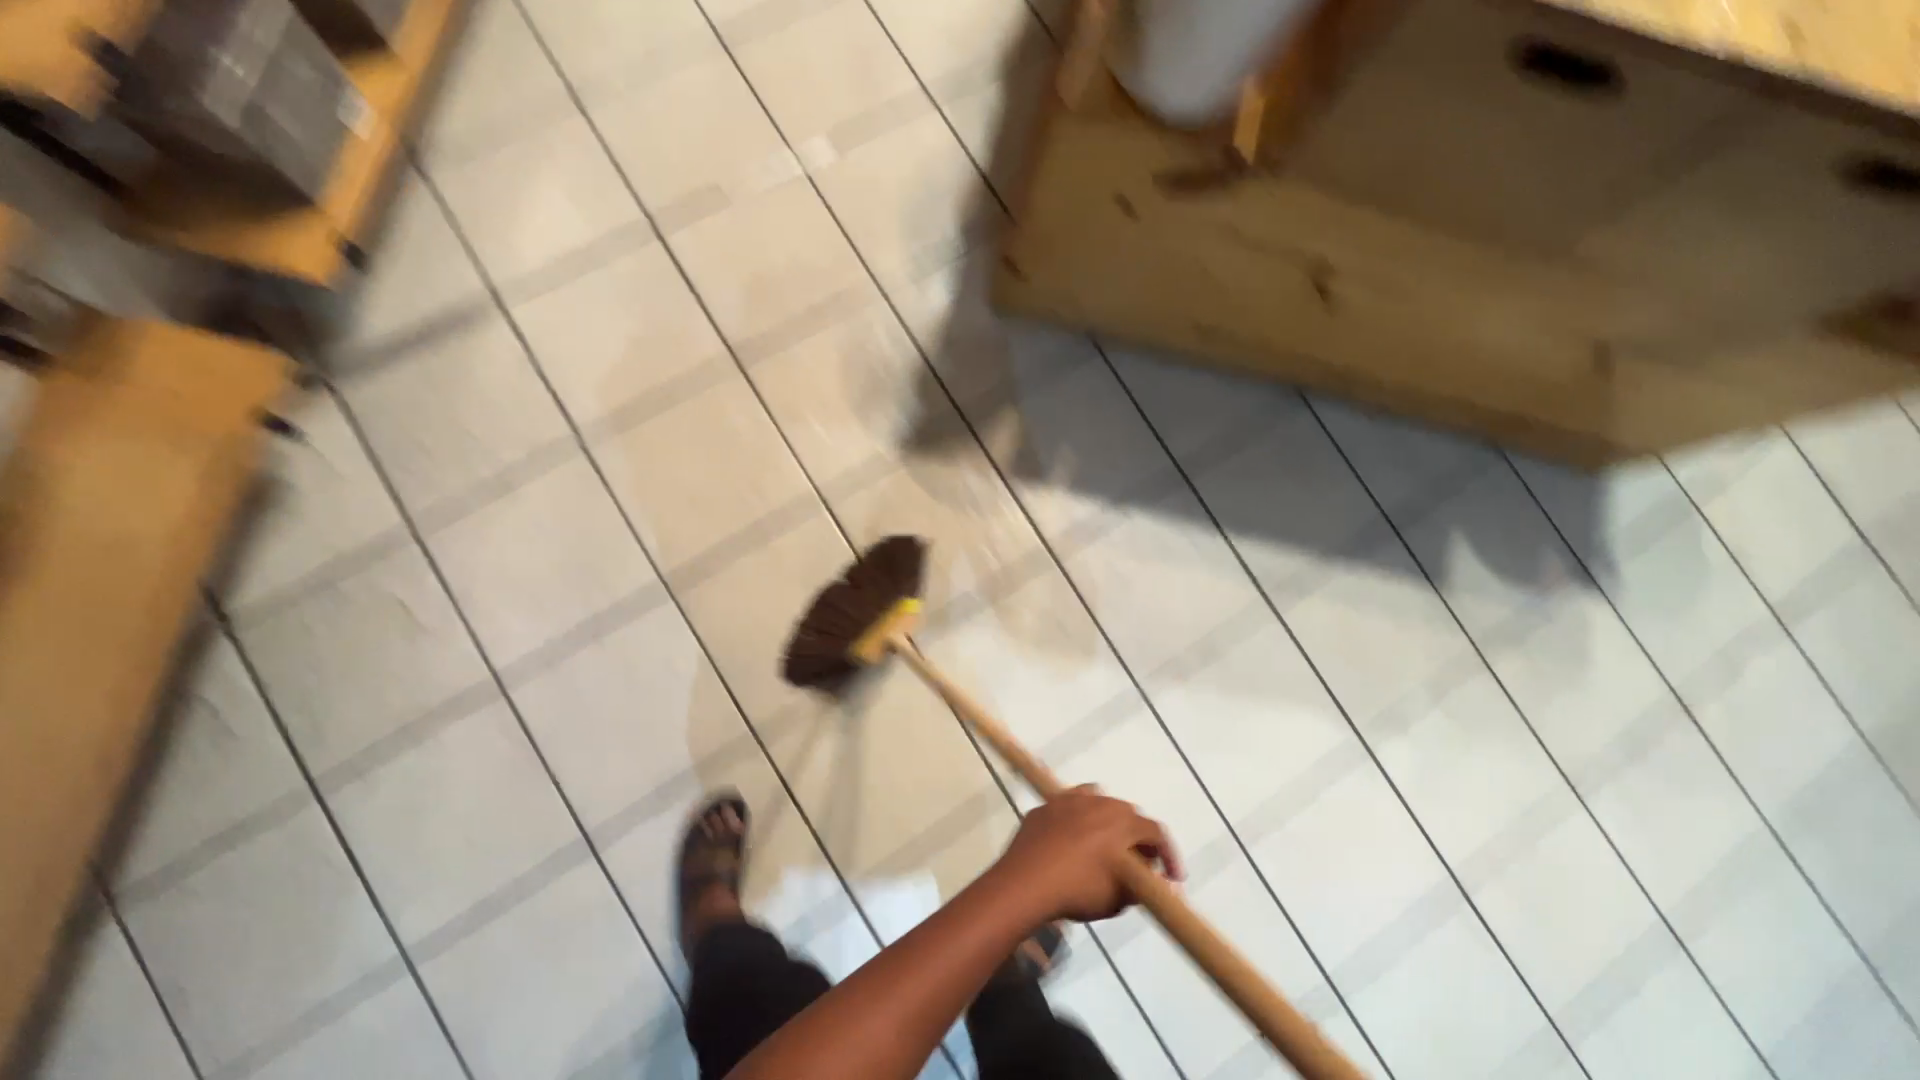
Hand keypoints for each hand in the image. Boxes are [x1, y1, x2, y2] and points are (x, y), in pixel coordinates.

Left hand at [992, 786, 1184, 922]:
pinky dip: (1077, 820)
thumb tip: (1156, 884)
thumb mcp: (1118, 898)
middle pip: (1127, 814)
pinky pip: (1068, 808)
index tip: (1173, 877)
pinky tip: (1073, 839)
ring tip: (1106, 845)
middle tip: (1139, 862)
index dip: (1168, 855)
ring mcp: (1068, 801)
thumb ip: (1143, 888)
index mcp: (1122, 822)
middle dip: (1137, 838)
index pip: (1156, 832)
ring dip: (1107, 822)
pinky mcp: (1044, 808)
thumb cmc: (1078, 890)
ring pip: (1097, 802)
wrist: (1024, 883)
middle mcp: (1098, 802)